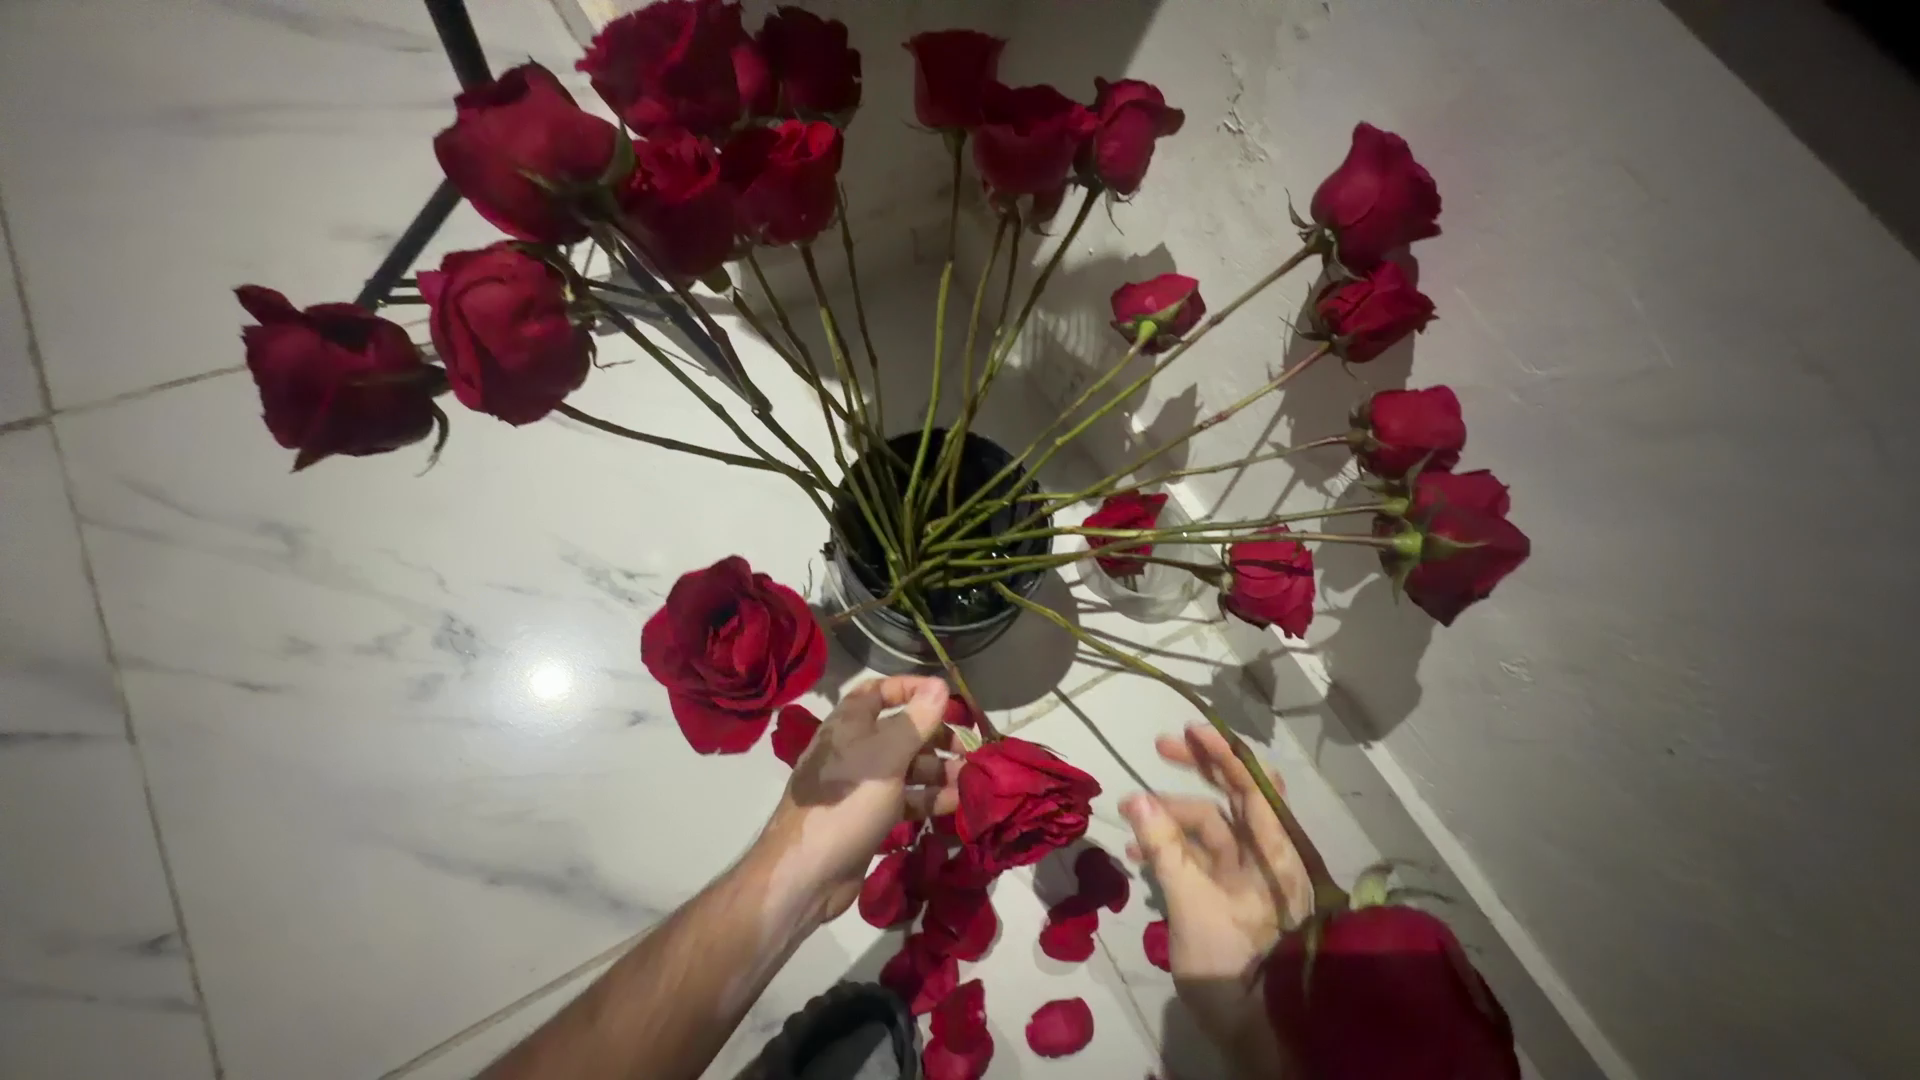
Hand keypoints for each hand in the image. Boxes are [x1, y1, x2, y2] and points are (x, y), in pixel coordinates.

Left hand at [750, 676, 958, 926]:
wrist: (808, 872)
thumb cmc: (848, 800)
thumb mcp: (887, 755)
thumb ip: (916, 720)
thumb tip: (940, 685)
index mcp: (850, 724)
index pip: (880, 691)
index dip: (912, 688)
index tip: (946, 697)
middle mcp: (855, 749)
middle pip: (900, 731)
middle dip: (935, 736)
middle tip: (967, 746)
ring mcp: (861, 785)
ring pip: (906, 767)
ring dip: (938, 770)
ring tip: (969, 779)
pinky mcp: (869, 816)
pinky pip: (904, 799)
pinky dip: (928, 798)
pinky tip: (956, 804)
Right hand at [1120, 725, 1317, 1076]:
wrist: (1258, 1034)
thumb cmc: (1236, 967)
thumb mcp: (1192, 904)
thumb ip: (1164, 848)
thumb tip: (1134, 798)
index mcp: (1275, 853)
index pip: (1254, 785)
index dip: (1225, 752)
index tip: (1190, 729)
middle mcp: (1266, 857)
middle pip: (1233, 796)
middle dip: (1197, 769)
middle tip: (1159, 746)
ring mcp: (1247, 878)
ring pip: (1210, 827)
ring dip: (1172, 814)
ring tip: (1132, 816)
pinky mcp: (1229, 897)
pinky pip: (1200, 856)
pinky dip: (1171, 847)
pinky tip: (1138, 855)